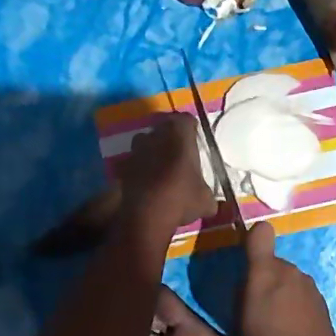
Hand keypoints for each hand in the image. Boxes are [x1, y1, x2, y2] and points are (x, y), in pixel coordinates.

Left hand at [120, 114, 216, 232]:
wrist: (146, 216)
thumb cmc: (181, 198)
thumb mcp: (205, 201)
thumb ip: (209, 196)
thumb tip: (211, 203)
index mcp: (179, 135)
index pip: (186, 119)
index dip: (190, 128)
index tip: (195, 139)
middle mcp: (156, 135)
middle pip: (164, 126)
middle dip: (171, 136)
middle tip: (180, 151)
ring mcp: (136, 149)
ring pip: (146, 140)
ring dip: (154, 148)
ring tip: (163, 164)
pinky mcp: (123, 165)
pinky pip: (136, 159)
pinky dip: (142, 166)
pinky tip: (150, 180)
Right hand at [237, 222, 335, 335]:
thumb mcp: (252, 296)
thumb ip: (257, 257)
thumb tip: (262, 224)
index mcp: (278, 269)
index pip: (263, 238)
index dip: (252, 245)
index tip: (241, 261)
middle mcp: (298, 276)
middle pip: (274, 269)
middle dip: (262, 280)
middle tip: (246, 306)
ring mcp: (312, 298)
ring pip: (286, 289)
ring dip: (275, 299)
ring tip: (262, 326)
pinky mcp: (319, 319)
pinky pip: (296, 308)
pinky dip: (287, 315)